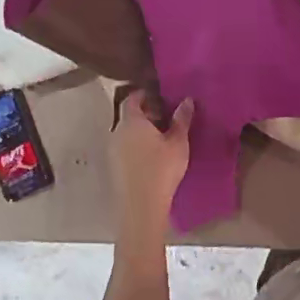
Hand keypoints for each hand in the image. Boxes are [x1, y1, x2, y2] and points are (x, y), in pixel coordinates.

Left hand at [112, 90, 193, 228]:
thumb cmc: (162, 168)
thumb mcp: (178, 142)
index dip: (142, 94)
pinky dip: (135, 147)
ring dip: (139, 132)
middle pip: (128, 116)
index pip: (132, 99)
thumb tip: (187, 100)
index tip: (155, 95)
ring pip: (125, 134)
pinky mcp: (113, 168)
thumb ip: (181, 119)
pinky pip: (124, 149)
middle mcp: (117, 132)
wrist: (142, 204)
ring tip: (159, 138)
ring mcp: (112, 151)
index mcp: (131, 121)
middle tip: (163, 116)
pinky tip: (150, 157)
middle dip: (143, 114)